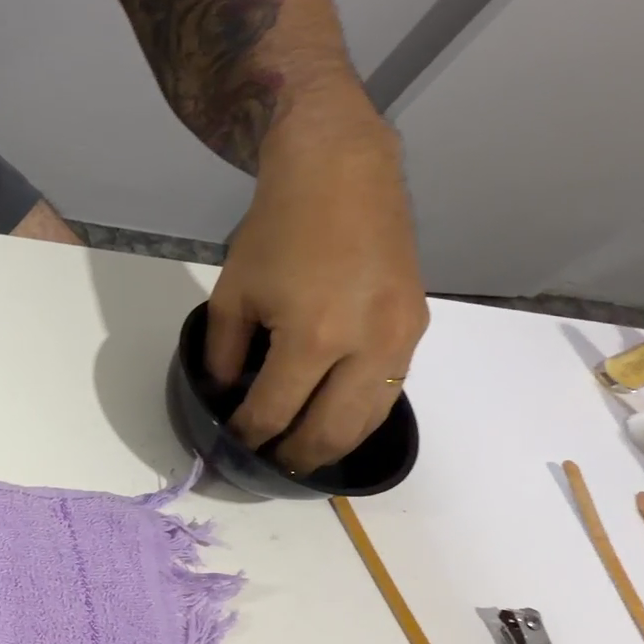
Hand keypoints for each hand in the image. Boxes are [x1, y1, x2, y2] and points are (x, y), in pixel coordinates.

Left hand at [207, 110, 428, 474]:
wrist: (342, 178)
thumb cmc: (276, 235)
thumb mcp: (231, 297)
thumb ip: (225, 354)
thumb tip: (229, 395)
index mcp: (313, 340)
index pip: (275, 411)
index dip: (249, 435)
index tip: (234, 445)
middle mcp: (368, 347)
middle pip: (332, 429)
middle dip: (296, 455)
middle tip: (270, 465)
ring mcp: (402, 338)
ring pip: (371, 416)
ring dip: (335, 443)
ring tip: (302, 454)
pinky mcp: (418, 327)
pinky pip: (391, 388)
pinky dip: (361, 413)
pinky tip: (336, 418)